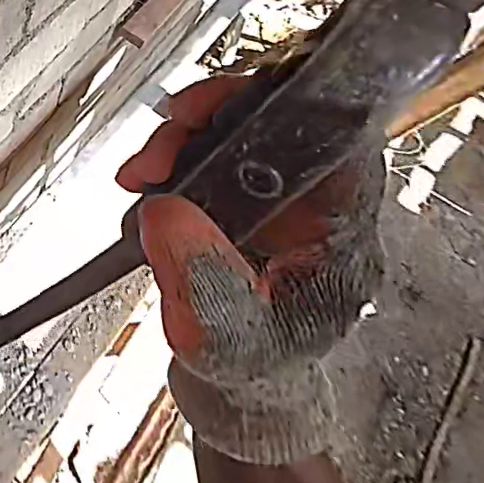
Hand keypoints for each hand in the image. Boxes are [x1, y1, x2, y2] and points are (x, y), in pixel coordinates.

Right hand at [116, 72, 383, 466]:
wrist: (243, 371)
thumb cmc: (256, 360)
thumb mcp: (228, 338)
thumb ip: (200, 283)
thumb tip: (165, 211)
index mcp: (338, 234)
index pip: (332, 138)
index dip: (273, 112)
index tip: (210, 117)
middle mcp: (315, 202)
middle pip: (272, 120)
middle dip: (204, 122)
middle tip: (159, 154)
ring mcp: (278, 190)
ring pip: (235, 124)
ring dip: (180, 137)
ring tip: (145, 172)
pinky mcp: (243, 185)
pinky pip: (210, 143)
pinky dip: (173, 150)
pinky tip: (149, 175)